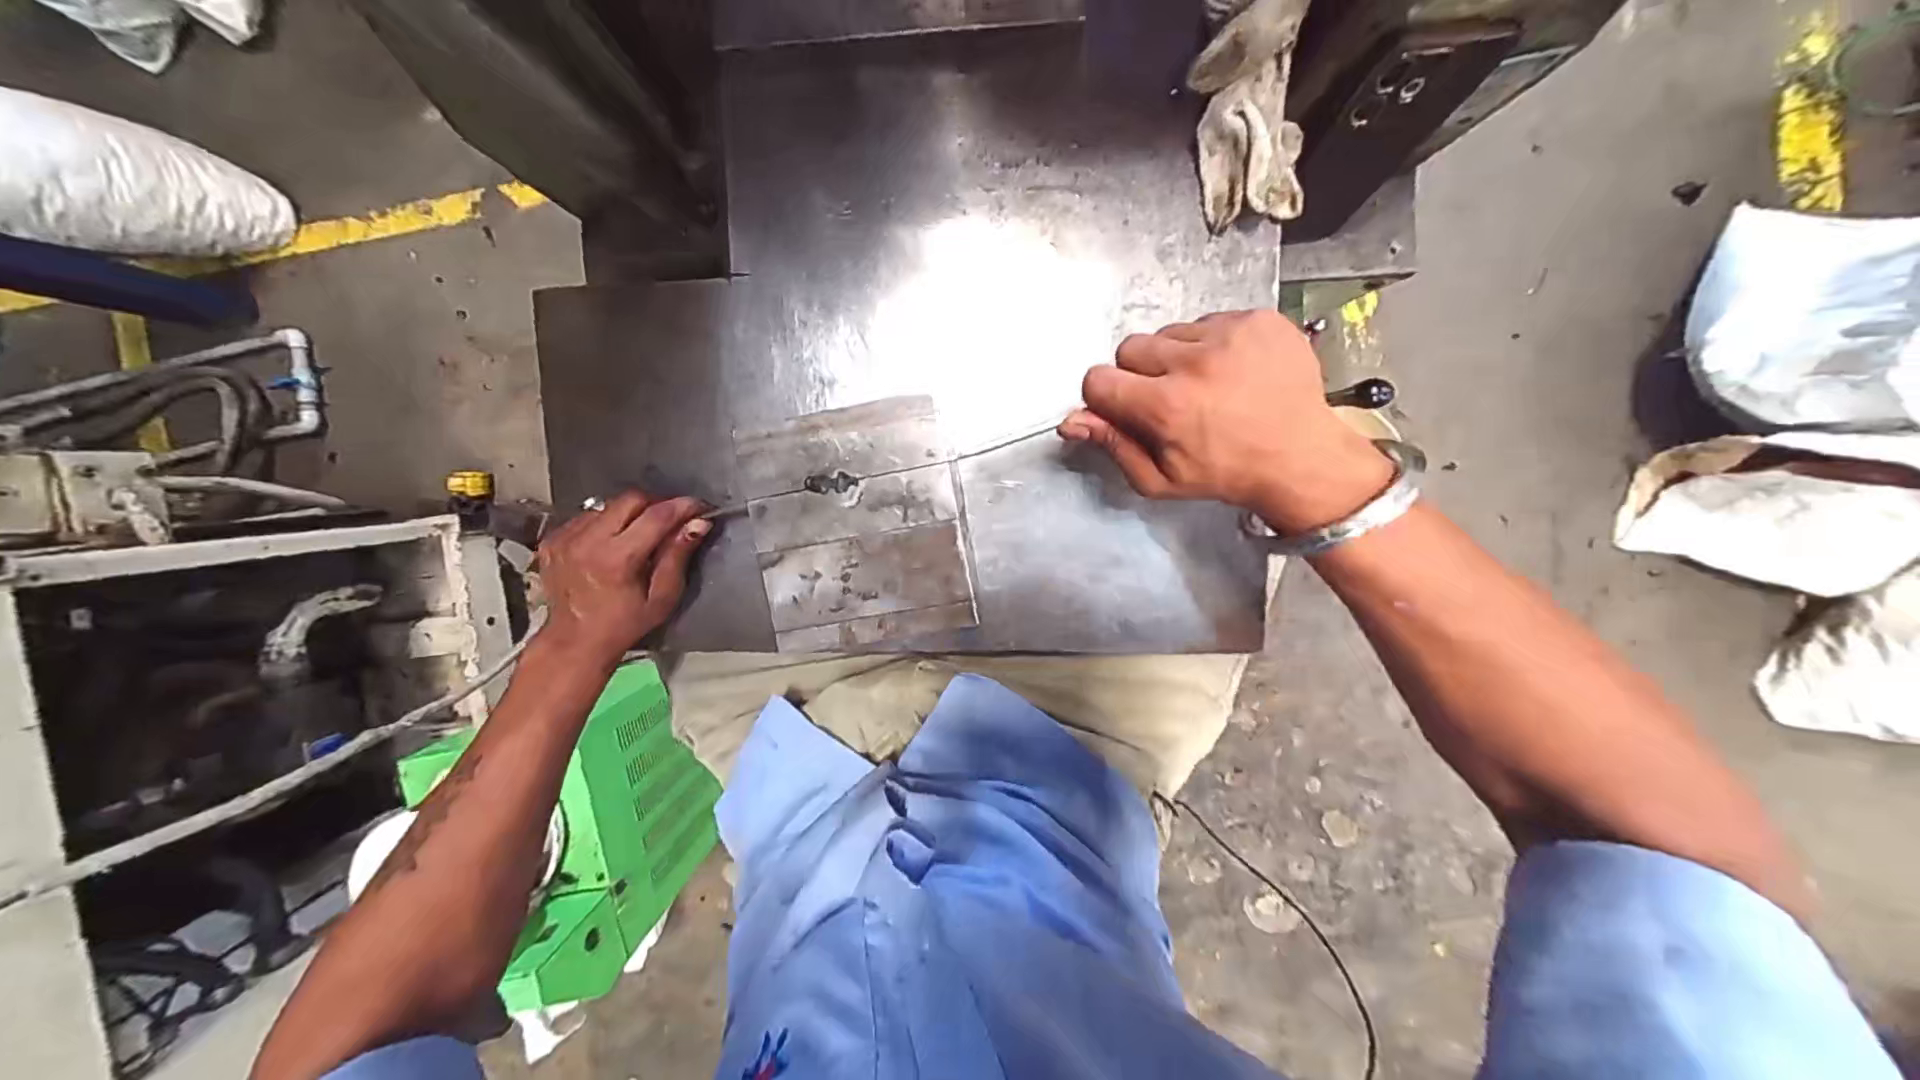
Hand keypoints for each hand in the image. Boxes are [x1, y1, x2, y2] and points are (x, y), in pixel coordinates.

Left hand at [536, 491, 711, 662]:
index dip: (682, 506)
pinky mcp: (554, 539)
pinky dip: (606, 523)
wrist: (575, 640)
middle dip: (656, 504)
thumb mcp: (662, 596)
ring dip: (630, 514)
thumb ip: (678, 556)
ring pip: (609, 505)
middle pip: (631, 499)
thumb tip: (696, 524)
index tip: (698, 507)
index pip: (656, 515)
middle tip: (671, 520)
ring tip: (640, 537)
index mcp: (616, 559)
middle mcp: (586, 543)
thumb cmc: (623, 624)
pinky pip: (588, 516)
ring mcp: (565, 539)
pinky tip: (613, 543)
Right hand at [1058, 309, 1392, 532]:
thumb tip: (1072, 421)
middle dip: (1138, 373)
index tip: (1125, 408)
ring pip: (1168, 332)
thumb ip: (1112, 445)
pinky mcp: (1257, 320)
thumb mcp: (1159, 479)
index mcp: (1166, 406)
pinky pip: (1209, 320)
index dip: (1105, 397)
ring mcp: (1230, 335)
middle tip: (1166, 398)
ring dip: (1174, 356)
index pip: (1098, 379)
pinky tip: (1230, 370)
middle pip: (1129, 348)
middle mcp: (1194, 362)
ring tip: (1203, 384)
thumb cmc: (1226, 474)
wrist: (1300, 457)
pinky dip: (1210, 344)